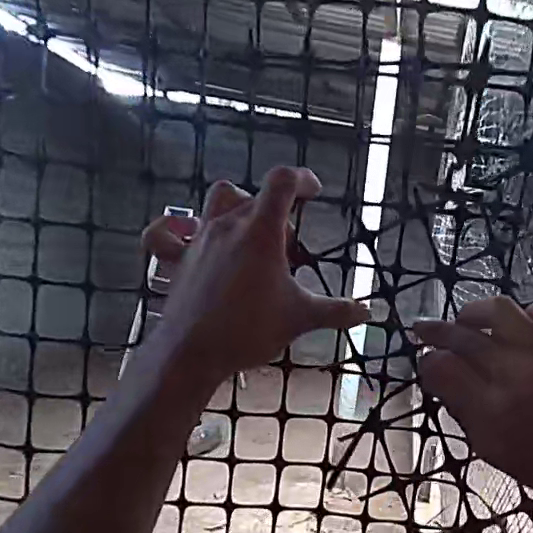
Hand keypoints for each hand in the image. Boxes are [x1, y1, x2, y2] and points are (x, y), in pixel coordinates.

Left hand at [140, 167, 366, 387]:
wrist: (193, 353)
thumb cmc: (248, 331)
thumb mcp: (300, 319)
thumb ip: (337, 311)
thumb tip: (366, 311)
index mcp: (260, 232)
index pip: (283, 182)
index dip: (302, 179)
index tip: (314, 191)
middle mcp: (227, 226)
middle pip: (256, 197)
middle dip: (279, 215)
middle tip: (289, 252)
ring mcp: (199, 240)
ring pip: (218, 202)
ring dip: (239, 209)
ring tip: (252, 239)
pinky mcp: (178, 260)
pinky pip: (165, 232)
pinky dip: (176, 226)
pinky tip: (190, 232)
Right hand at [411, 296, 532, 523]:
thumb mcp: (494, 452)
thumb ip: (464, 412)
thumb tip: (441, 380)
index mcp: (495, 407)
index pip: (443, 367)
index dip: (426, 363)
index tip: (424, 365)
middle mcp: (519, 373)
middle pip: (464, 335)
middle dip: (435, 331)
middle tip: (422, 332)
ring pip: (500, 311)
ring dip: (474, 313)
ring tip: (462, 322)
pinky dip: (531, 311)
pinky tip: (520, 324)